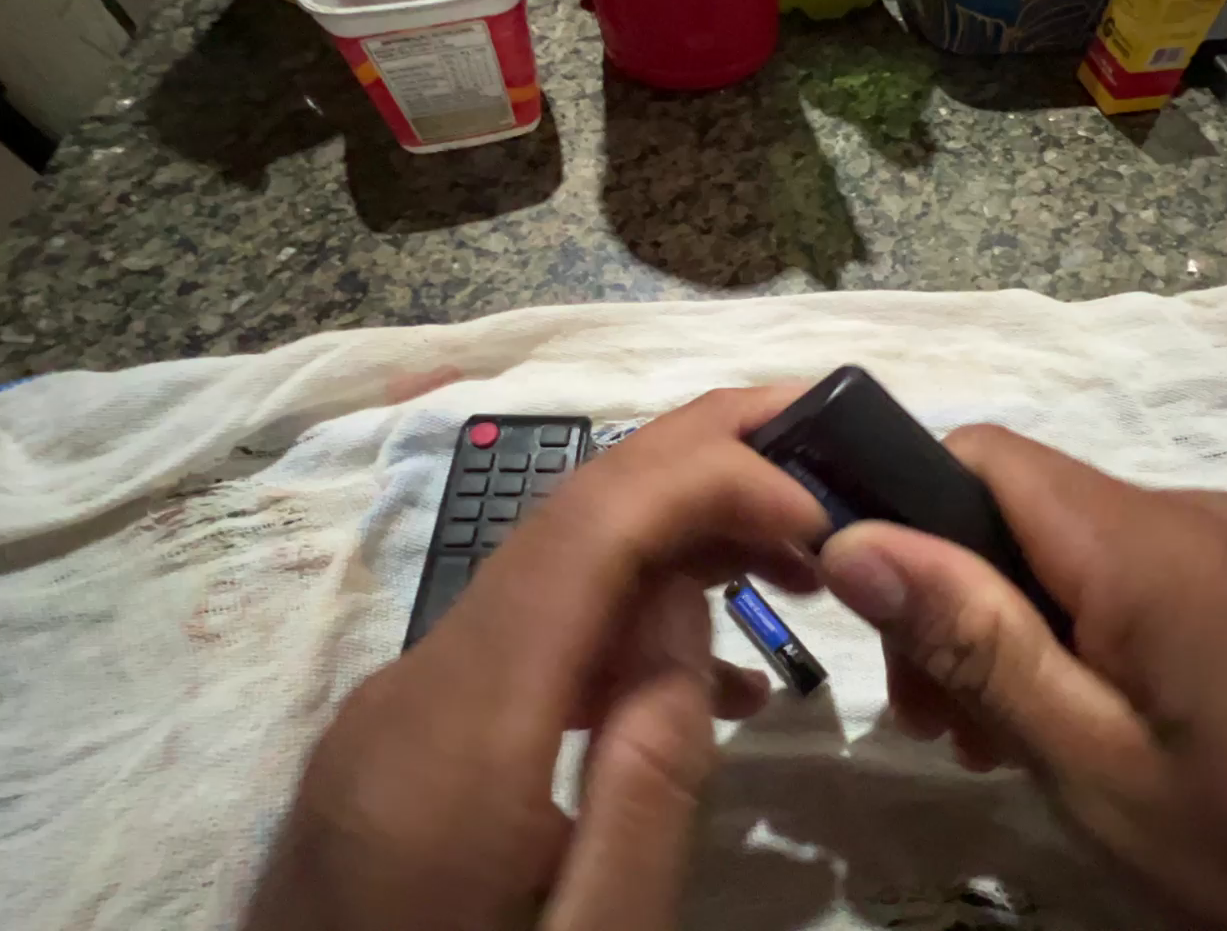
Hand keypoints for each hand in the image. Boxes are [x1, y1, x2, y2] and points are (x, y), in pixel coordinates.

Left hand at [243, 389, 828, 930]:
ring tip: (790, 563)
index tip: (811, 511)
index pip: (589, 531)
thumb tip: (676, 600)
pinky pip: (545, 630)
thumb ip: (649, 769)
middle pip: (571, 514)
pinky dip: (635, 612)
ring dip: (680, 536)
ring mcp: (414, 692)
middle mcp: (422, 676)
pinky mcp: (426, 720)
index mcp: (457, 732)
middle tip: (811, 457)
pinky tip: (710, 671)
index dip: (709, 480)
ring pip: (563, 560)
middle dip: (700, 460)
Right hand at [819, 425, 1226, 930]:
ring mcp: (1216, 539)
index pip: (980, 455)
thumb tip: (852, 545)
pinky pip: (1106, 566)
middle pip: (1011, 501)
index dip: (909, 508)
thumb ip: (972, 639)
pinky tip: (1057, 709)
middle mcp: (1181, 508)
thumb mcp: (1089, 761)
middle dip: (948, 587)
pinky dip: (1055, 622)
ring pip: (1052, 538)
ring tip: (986, 728)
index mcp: (1144, 541)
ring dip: (997, 615)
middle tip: (931, 708)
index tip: (880, 611)